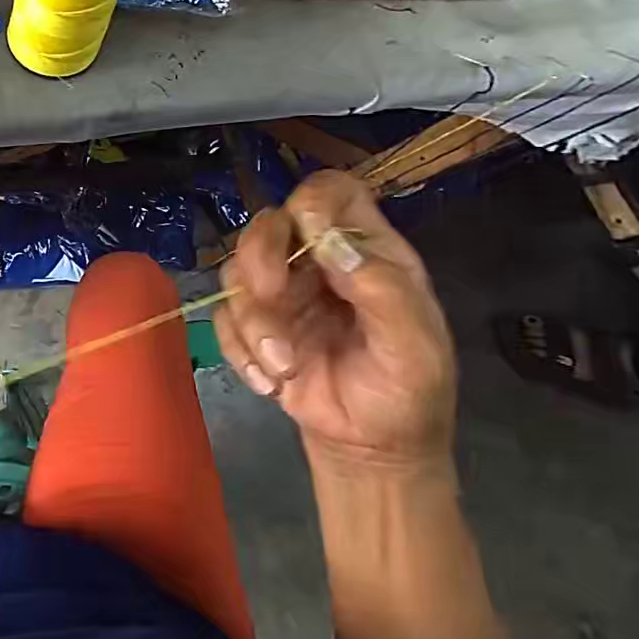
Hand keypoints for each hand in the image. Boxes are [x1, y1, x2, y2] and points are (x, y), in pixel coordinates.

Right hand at [216, 171, 456, 472]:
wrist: (375, 446)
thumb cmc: (409, 388)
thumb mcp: (415, 344)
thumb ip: (383, 289)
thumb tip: (332, 243)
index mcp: (365, 247)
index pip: (331, 192)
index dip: (313, 202)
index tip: (309, 238)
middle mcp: (317, 259)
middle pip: (269, 222)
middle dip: (261, 256)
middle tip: (273, 297)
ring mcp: (282, 291)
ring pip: (236, 269)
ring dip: (252, 319)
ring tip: (283, 368)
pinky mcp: (254, 326)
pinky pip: (223, 317)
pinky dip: (238, 349)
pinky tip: (270, 383)